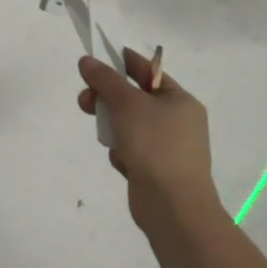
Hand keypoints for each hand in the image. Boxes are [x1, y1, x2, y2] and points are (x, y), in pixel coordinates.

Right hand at [77, 49, 222, 231]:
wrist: (174, 208)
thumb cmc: (156, 145)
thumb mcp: (127, 102)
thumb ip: (105, 78)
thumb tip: (86, 60)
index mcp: (181, 101)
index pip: (147, 70)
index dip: (120, 61)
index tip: (94, 59)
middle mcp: (177, 121)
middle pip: (133, 97)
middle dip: (107, 98)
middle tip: (85, 101)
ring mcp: (167, 147)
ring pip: (128, 123)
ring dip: (112, 126)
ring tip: (104, 137)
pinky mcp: (156, 169)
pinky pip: (131, 148)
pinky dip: (121, 151)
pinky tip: (121, 161)